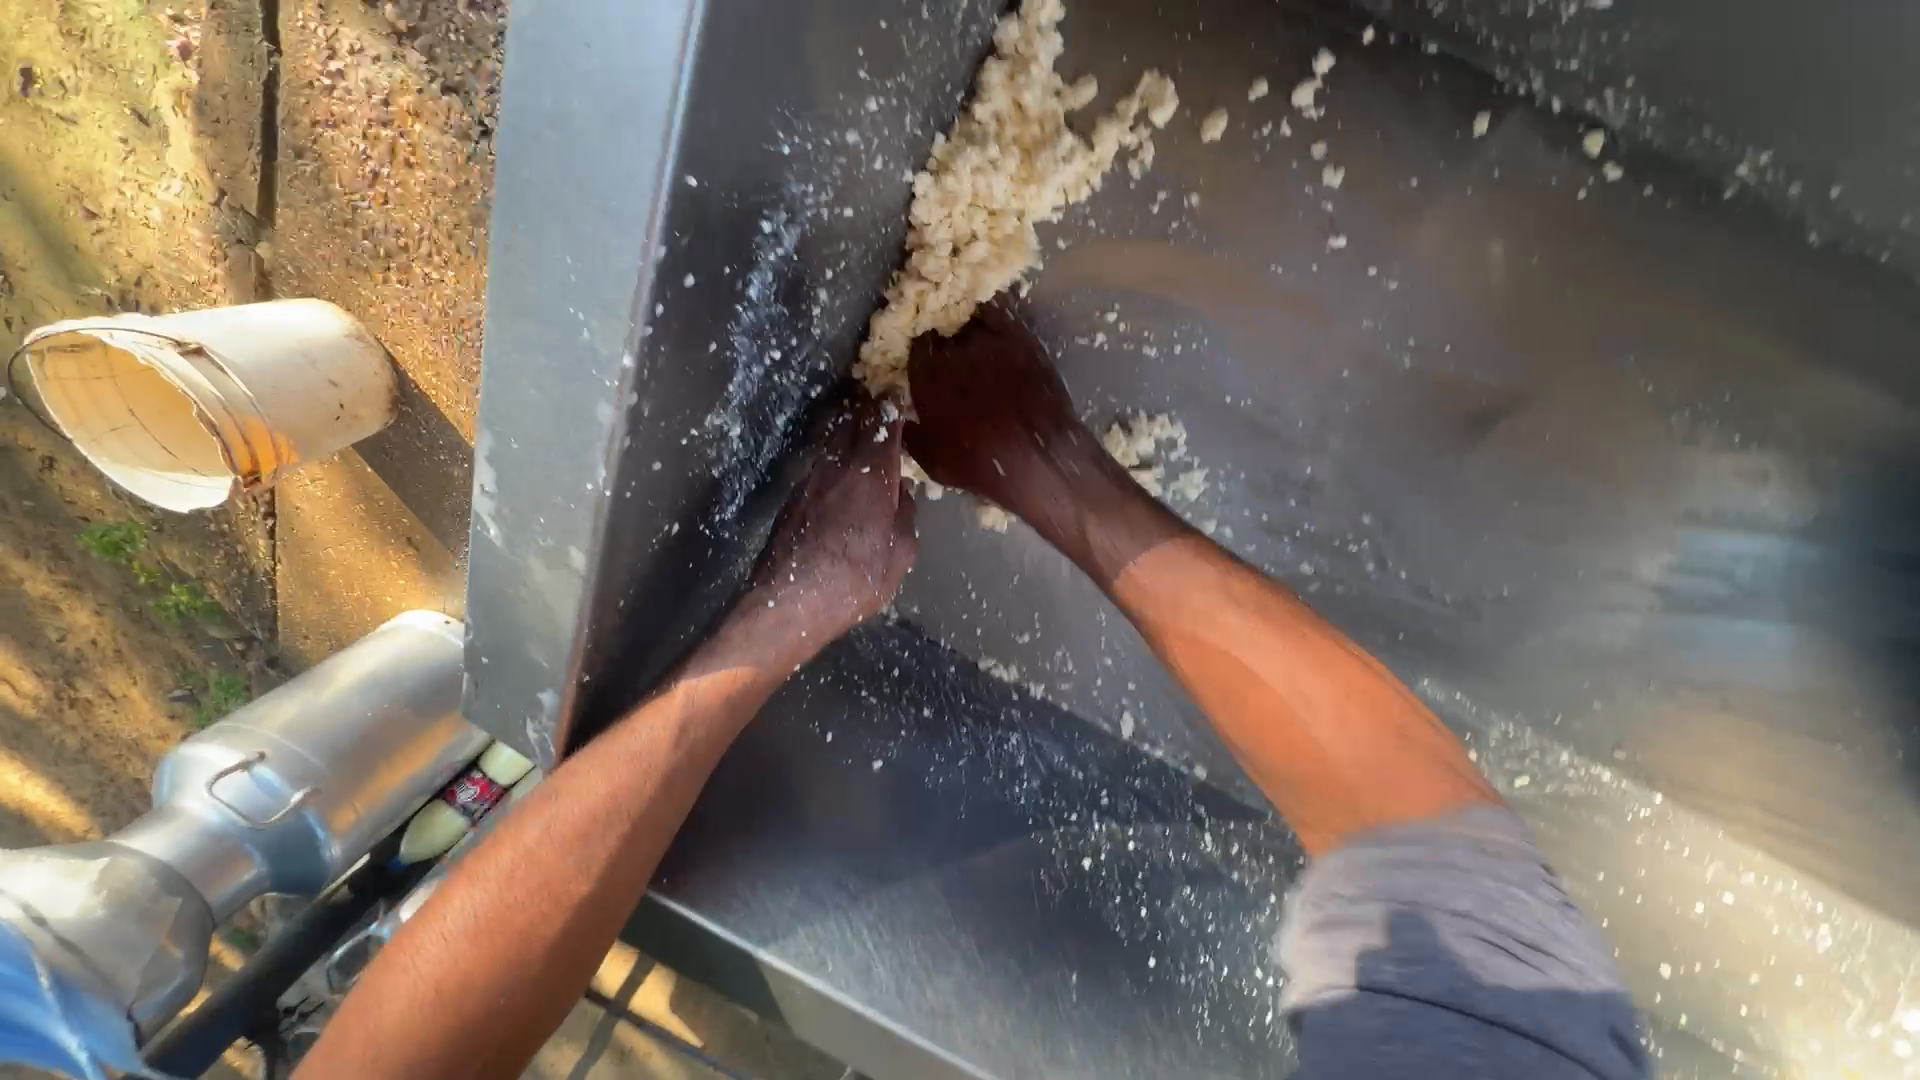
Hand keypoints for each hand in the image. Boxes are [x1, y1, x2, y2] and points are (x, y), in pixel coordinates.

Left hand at [747, 393, 917, 641]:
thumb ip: (906, 517)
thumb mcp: (901, 552)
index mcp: (872, 474)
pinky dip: (832, 468)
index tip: (895, 399)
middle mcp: (838, 468)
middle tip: (876, 412)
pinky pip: (818, 473)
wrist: (792, 600)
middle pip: (851, 426)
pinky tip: (838, 484)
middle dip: (865, 415)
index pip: (883, 426)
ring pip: (831, 447)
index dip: (891, 410)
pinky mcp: (792, 501)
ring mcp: (809, 482)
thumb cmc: (857, 577)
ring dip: (845, 439)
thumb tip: (902, 496)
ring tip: (858, 441)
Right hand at [904, 300, 1092, 515]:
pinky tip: (992, 314)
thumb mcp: (932, 461)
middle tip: (955, 352)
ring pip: (970, 320)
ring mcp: (987, 341)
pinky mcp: (1019, 337)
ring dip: (968, 325)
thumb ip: (911, 434)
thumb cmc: (978, 465)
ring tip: (974, 335)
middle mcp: (952, 352)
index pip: (917, 349)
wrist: (1034, 457)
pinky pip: (999, 310)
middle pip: (943, 333)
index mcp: (926, 378)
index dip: (923, 353)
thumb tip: (901, 420)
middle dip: (946, 340)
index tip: (930, 359)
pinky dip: (992, 309)